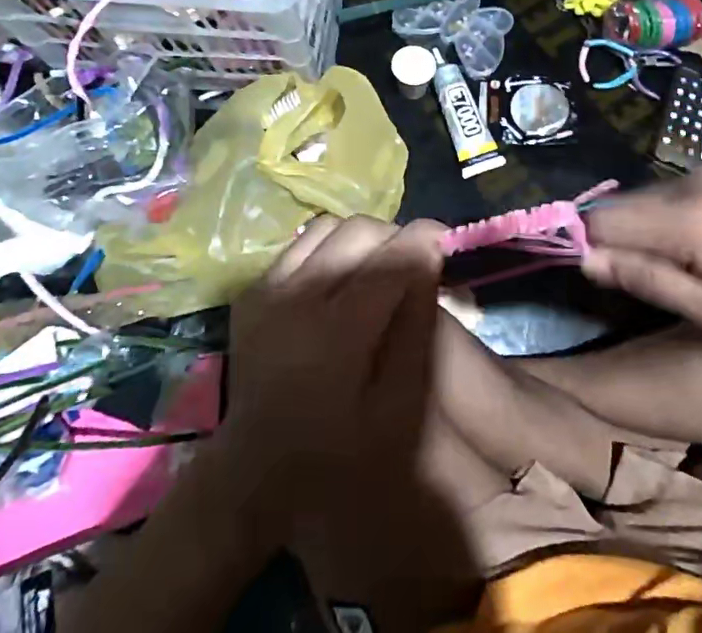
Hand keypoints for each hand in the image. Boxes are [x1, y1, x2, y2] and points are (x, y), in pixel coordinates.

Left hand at [214, 215, 446, 510]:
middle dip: (397, 238)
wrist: (256, 473)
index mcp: (337, 330)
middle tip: (416, 266)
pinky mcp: (253, 292)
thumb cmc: (339, 453)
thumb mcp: (397, 408)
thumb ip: (415, 331)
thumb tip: (430, 264)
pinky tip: (341, 281)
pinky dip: (330, 248)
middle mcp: (298, 296)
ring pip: (330, 226)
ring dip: (363, 239)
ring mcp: (268, 290)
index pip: (393, 256)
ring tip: (379, 270)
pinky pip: (301, 243)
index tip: (448, 245)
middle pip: (361, 230)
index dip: (428, 239)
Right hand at [582, 162, 701, 357]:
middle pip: (628, 204)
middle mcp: (700, 178)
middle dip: (624, 242)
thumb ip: (654, 284)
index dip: (589, 249)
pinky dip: (686, 219)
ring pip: (660, 197)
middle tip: (654, 292)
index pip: (603, 220)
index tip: (605, 284)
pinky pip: (692, 190)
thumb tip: (589, 261)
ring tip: (696, 277)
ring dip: (656, 232)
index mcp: (692, 217)